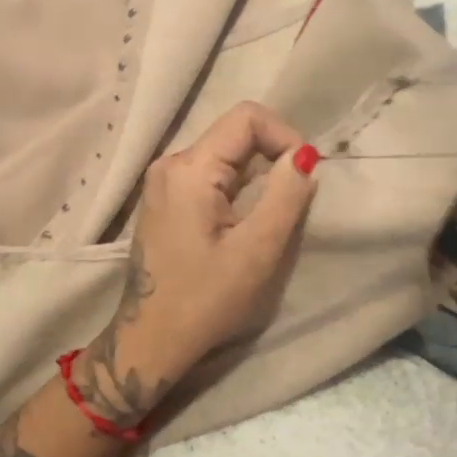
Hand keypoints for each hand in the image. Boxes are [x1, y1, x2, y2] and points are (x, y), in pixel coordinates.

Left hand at [73, 102, 319, 426]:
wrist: (151, 339)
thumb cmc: (205, 300)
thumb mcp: (257, 250)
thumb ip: (286, 196)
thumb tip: (305, 155)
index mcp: (188, 169)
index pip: (246, 117)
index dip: (284, 135)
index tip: (303, 175)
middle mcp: (169, 164)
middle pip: (233, 133)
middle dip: (271, 156)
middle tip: (292, 199)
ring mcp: (162, 182)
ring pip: (223, 154)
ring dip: (255, 175)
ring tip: (269, 215)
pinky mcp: (163, 200)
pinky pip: (208, 174)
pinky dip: (235, 188)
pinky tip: (242, 223)